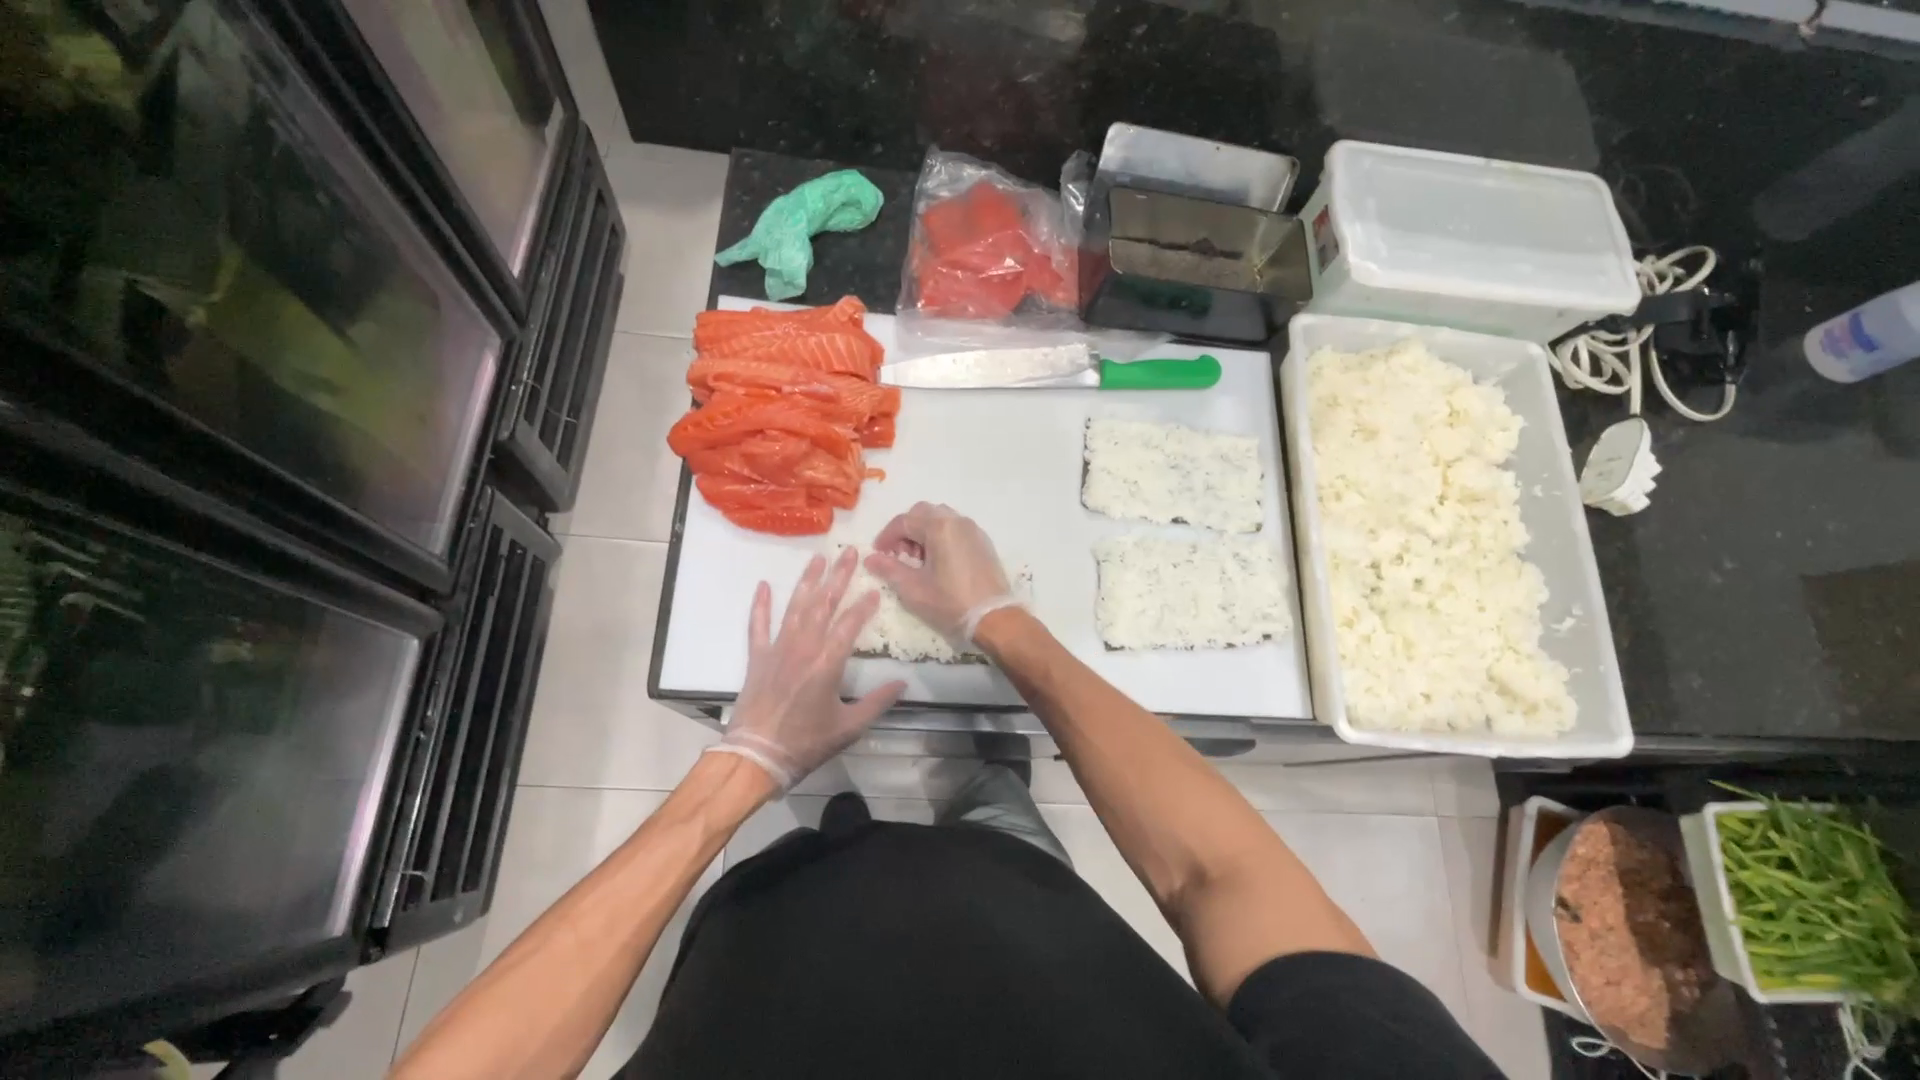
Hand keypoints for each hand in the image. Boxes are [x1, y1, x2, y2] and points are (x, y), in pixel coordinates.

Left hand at [708, 549, 905, 789]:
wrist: (757, 756)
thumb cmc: (806, 743)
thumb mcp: (849, 727)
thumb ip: (877, 702)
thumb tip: (902, 684)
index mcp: (827, 663)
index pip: (849, 625)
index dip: (863, 606)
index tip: (875, 590)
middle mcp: (803, 648)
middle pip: (823, 605)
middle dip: (838, 577)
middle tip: (849, 553)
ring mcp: (777, 650)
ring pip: (795, 608)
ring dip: (807, 581)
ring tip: (818, 558)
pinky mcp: (757, 658)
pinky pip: (758, 626)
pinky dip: (760, 605)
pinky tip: (762, 585)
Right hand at [864, 503, 1021, 645]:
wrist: (994, 618)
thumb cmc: (950, 603)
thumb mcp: (913, 589)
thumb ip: (889, 569)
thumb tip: (870, 558)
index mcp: (939, 527)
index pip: (904, 521)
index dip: (886, 536)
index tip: (878, 554)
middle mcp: (958, 521)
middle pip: (923, 513)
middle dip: (906, 530)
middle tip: (899, 555)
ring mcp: (974, 530)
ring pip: (941, 518)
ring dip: (924, 532)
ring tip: (919, 560)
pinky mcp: (983, 543)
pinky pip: (956, 529)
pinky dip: (942, 537)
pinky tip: (939, 562)